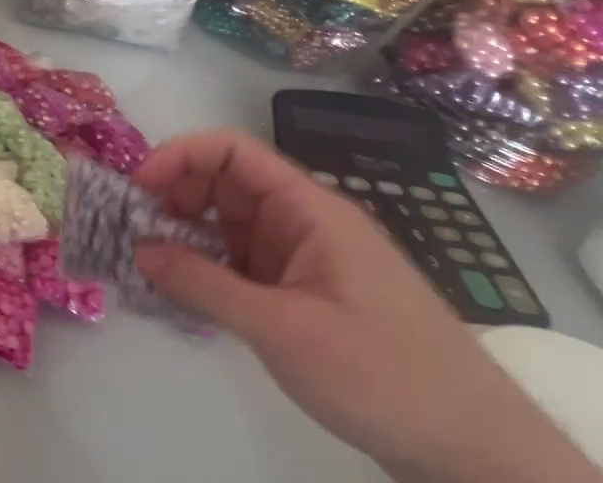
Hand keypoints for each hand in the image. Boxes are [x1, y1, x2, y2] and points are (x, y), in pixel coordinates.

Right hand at [132, 131, 596, 482]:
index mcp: (312, 212)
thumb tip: (137, 248)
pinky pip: (236, 262)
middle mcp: (304, 225)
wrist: (472, 452)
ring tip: (143, 260)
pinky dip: (200, 266)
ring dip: (180, 233)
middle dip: (171, 195)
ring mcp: (302, 261)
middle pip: (222, 184)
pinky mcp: (298, 295)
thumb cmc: (383, 374)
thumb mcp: (283, 328)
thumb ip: (203, 283)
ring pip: (224, 224)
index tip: (138, 190)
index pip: (233, 152)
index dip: (179, 157)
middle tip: (132, 230)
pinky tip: (175, 288)